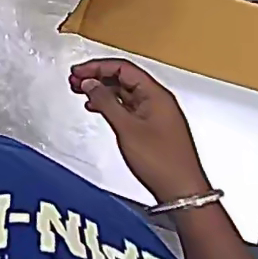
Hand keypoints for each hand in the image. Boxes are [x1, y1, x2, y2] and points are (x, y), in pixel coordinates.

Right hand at [70, 59, 209, 203]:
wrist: (181, 191)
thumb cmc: (162, 162)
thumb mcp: (127, 128)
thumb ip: (106, 102)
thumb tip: (90, 83)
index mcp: (155, 94)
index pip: (123, 68)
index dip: (98, 67)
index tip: (79, 71)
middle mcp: (158, 99)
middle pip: (124, 77)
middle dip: (98, 76)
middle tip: (76, 80)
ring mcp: (156, 113)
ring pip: (125, 92)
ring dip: (103, 90)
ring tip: (82, 92)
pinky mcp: (153, 127)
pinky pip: (129, 106)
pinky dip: (111, 105)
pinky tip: (98, 109)